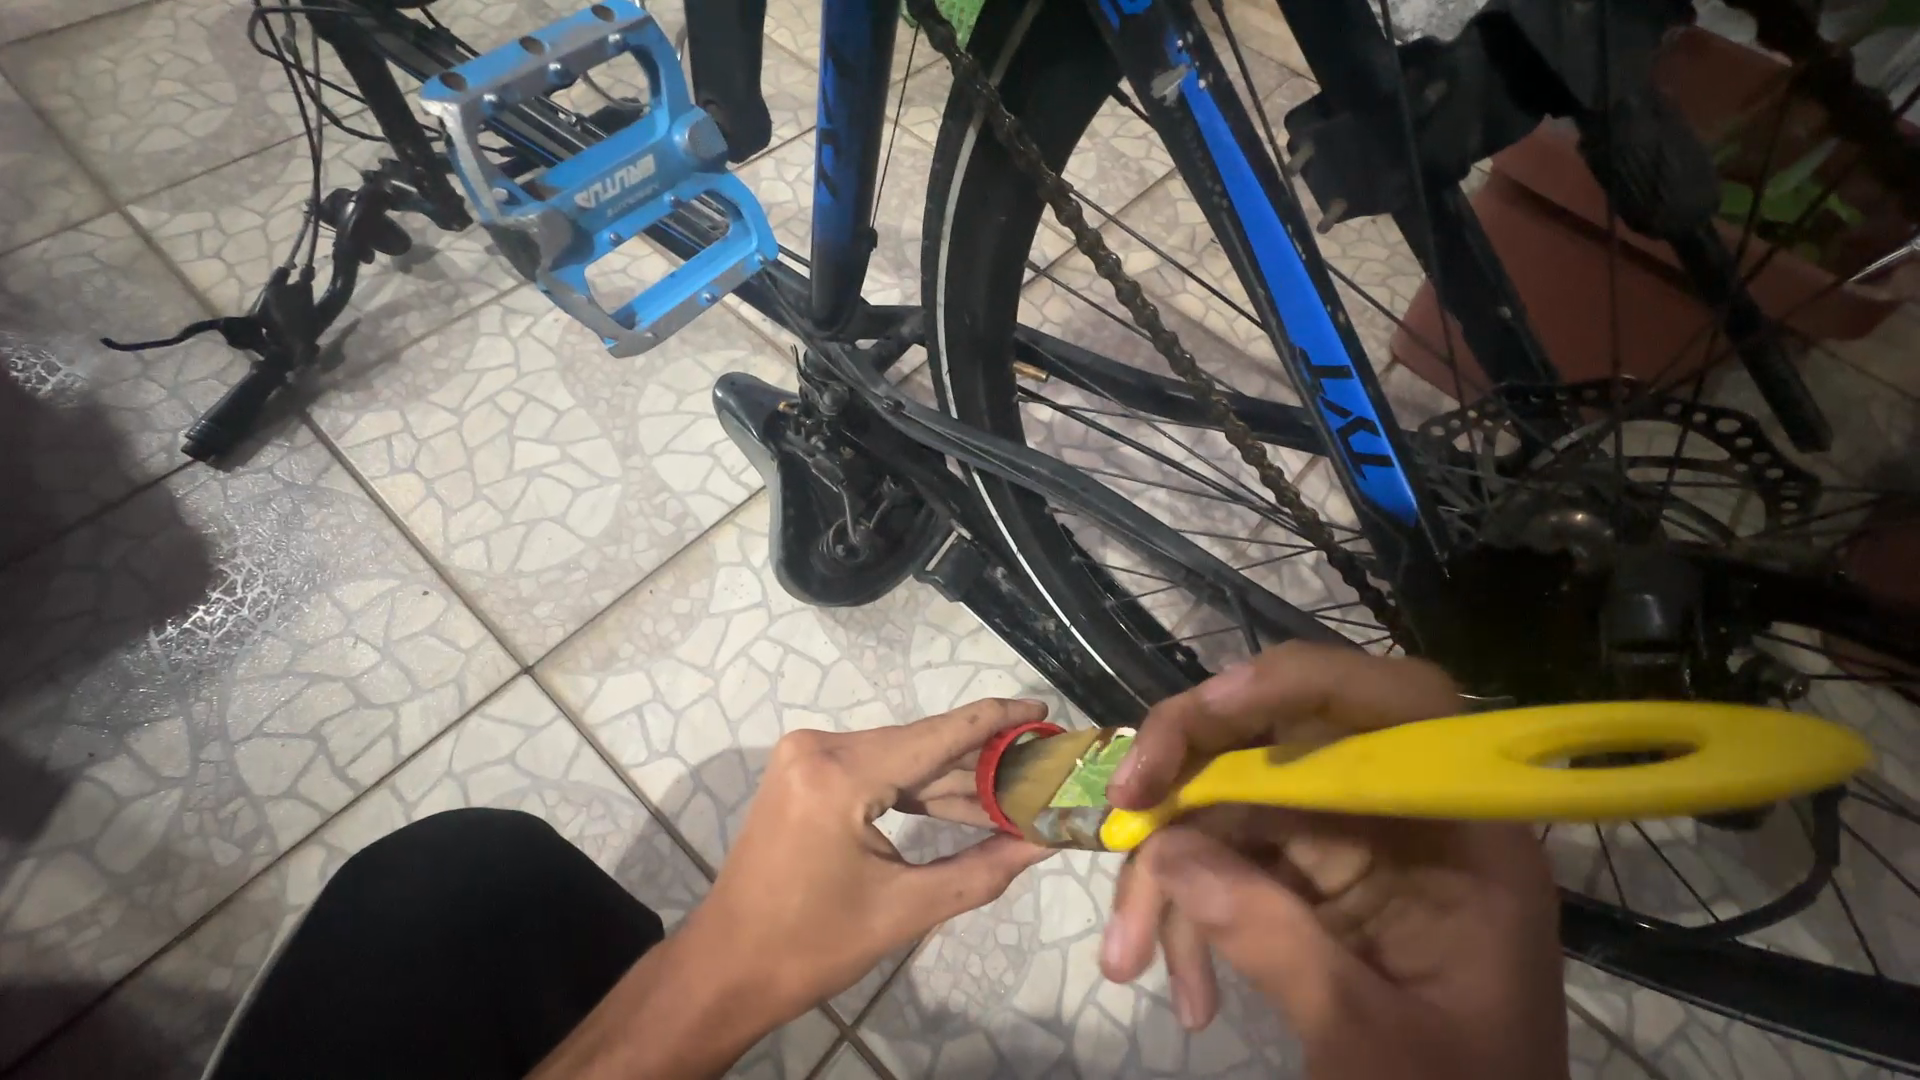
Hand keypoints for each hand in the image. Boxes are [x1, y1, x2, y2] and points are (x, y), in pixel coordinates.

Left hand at [687, 697, 1055, 1018]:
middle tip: (1040, 766)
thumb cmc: (811, 946)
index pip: (938, 736)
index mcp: (840, 774)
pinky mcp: (805, 769)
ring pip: (900, 756)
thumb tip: (1042, 842)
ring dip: (952, 778)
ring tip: (1014, 789)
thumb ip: (982, 870)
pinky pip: (875, 768)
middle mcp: (820, 746)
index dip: (995, 720)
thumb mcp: (905, 910)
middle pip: (921, 744)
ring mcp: (808, 754)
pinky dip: (916, 788)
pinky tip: (963, 803)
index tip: (1043, 709)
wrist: (727, 967)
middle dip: (982, 759)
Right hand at [1100, 643, 1567, 1079]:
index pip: (1397, 703)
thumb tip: (1166, 852)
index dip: (1301, 683)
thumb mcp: (1375, 1045)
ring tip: (1126, 953)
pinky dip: (1182, 906)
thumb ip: (1278, 944)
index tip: (1209, 709)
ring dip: (1166, 866)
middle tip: (1123, 809)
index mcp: (1460, 834)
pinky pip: (1219, 853)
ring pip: (1228, 799)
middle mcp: (1394, 815)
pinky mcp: (1298, 874)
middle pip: (1280, 735)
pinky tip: (1180, 983)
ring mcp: (1340, 841)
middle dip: (1189, 768)